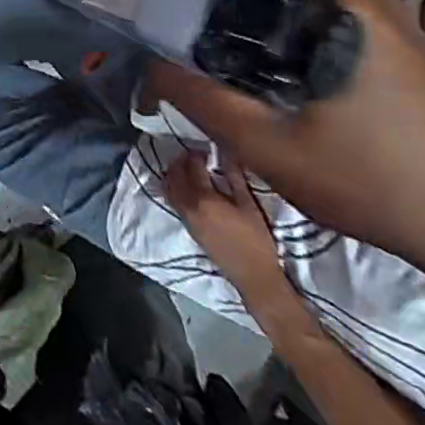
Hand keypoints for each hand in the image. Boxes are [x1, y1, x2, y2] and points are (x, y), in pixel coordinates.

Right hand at [143, 0, 424, 275]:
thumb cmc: (378, 179)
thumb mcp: (271, 146)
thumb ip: (201, 97)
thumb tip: (150, 64)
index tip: (154, 27)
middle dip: (210, 16)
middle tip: (178, 58)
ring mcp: (376, 1)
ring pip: (281, 0)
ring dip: (244, 30)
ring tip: (213, 72)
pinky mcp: (386, 27)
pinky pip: (310, 16)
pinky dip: (277, 40)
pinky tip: (265, 81)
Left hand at [164, 150, 288, 298]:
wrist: (252, 275)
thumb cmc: (255, 239)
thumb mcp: (248, 204)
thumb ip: (234, 177)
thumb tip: (225, 153)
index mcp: (204, 199)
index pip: (191, 167)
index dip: (196, 154)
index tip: (205, 149)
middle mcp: (189, 207)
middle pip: (174, 176)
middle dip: (180, 161)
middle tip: (192, 154)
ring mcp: (185, 219)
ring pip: (169, 190)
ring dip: (173, 175)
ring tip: (186, 167)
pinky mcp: (187, 228)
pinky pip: (173, 202)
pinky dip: (174, 189)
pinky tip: (186, 187)